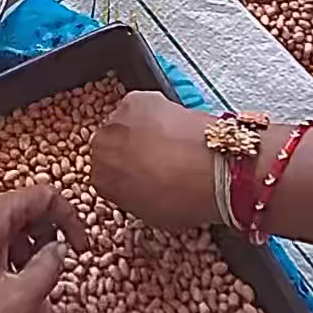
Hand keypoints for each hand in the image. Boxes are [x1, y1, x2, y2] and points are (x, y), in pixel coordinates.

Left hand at [0, 186, 89, 312]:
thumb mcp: (20, 299)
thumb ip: (49, 268)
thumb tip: (59, 251)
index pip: (42, 196)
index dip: (70, 219)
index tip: (81, 250)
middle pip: (23, 211)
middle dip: (47, 238)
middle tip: (56, 272)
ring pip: (5, 231)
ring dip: (27, 254)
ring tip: (32, 293)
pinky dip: (5, 263)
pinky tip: (7, 297)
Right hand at [90, 91, 220, 228]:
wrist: (212, 172)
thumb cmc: (186, 199)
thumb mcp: (151, 214)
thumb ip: (133, 196)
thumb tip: (139, 187)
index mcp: (101, 180)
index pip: (105, 174)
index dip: (125, 173)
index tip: (139, 174)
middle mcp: (101, 147)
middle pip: (110, 144)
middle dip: (129, 149)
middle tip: (155, 156)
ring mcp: (116, 120)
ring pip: (124, 122)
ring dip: (140, 129)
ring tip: (168, 139)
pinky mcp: (136, 99)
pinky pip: (140, 105)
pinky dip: (154, 112)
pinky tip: (173, 124)